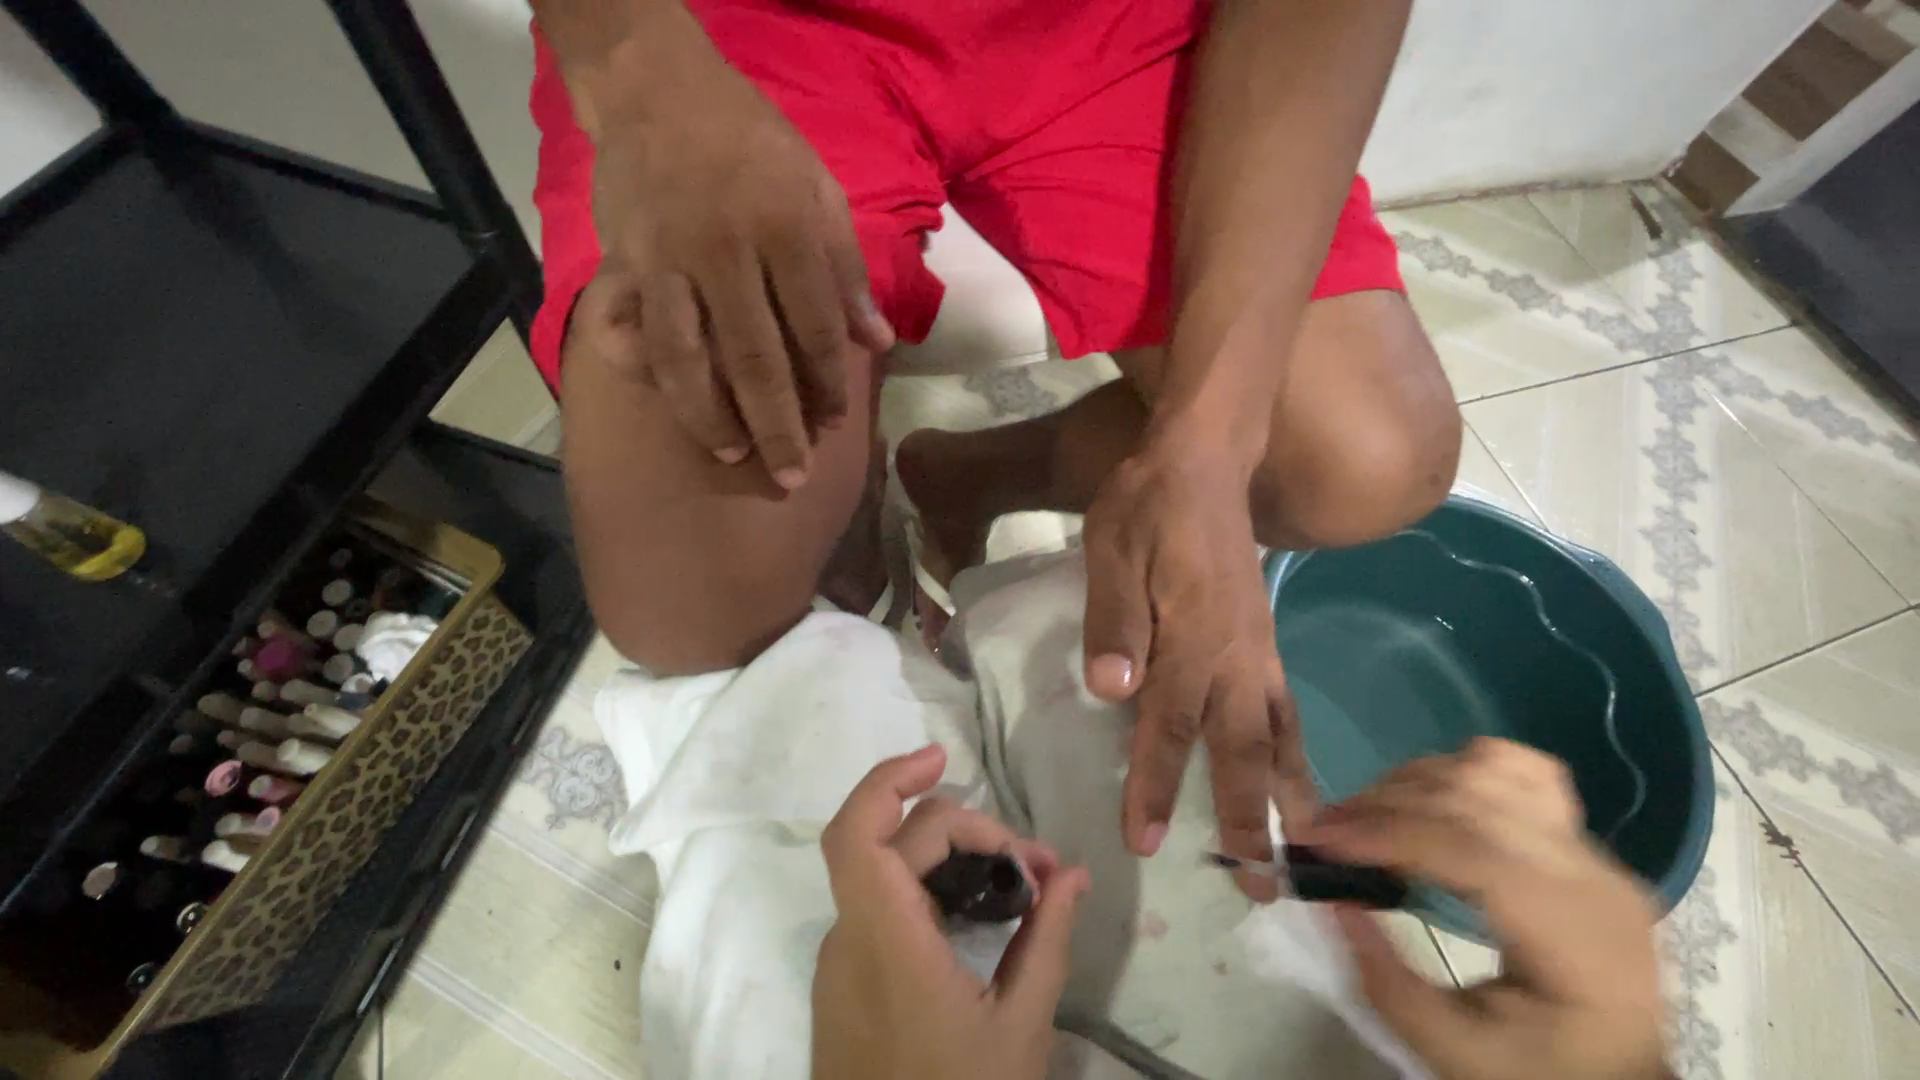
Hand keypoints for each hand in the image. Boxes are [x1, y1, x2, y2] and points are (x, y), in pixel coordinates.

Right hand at [582, 37, 892, 488]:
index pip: (816, 326)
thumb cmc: (754, 144)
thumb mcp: (820, 190)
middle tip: (792, 478)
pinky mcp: (626, 265)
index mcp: (785, 230)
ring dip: (713, 417)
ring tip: (737, 457)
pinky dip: (659, 381)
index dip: (830, 381)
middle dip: (778, 425)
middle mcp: (726, 252)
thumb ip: (847, 269)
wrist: (657, 90)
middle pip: (756, 358)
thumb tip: (877, 341)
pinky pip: (640, 336)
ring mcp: (669, 261)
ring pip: (690, 358)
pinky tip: (681, 414)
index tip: (837, 422)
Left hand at [813, 745, 1089, 1079]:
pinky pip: (884, 907)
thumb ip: (1046, 939)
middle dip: (961, 829)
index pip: (858, 835)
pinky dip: (929, 889)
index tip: (943, 758)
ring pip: (885, 871)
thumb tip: (1072, 873)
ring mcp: (842, 961)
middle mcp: (851, 940)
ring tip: (1016, 881)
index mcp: (886, 944)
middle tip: (1032, 863)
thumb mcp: (1020, 1030)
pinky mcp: (847, 981)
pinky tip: (978, 914)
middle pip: (889, 843)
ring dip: (947, 857)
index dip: (889, 780)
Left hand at [1080, 445, 1316, 901]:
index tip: (1144, 842)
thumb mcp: (1110, 551)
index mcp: (1189, 639)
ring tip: (1305, 848)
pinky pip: (1287, 705)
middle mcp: (1234, 655)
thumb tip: (1112, 693)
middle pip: (1240, 749)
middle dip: (1246, 818)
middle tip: (1261, 886)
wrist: (1204, 458)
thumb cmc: (1145, 505)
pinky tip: (1297, 773)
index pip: (1167, 727)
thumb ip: (1113, 622)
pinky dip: (1296, 749)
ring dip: (1287, 794)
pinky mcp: (1265, 634)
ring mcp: (1258, 646)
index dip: (1152, 786)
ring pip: (1277, 734)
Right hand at [1303, 738, 1670, 1079]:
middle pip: (1473, 800)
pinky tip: (1427, 792)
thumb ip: (1389, 981)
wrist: (1619, 1079)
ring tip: (1364, 814)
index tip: (1319, 842)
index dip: (1385, 834)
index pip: (1471, 849)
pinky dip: (1461, 766)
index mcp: (1574, 935)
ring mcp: (1591, 850)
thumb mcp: (1456, 1052)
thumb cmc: (1539, 1070)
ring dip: (1411, 782)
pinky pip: (1522, 770)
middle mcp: (1592, 876)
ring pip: (1491, 771)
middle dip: (1383, 805)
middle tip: (1323, 830)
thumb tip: (1334, 898)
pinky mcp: (1578, 839)